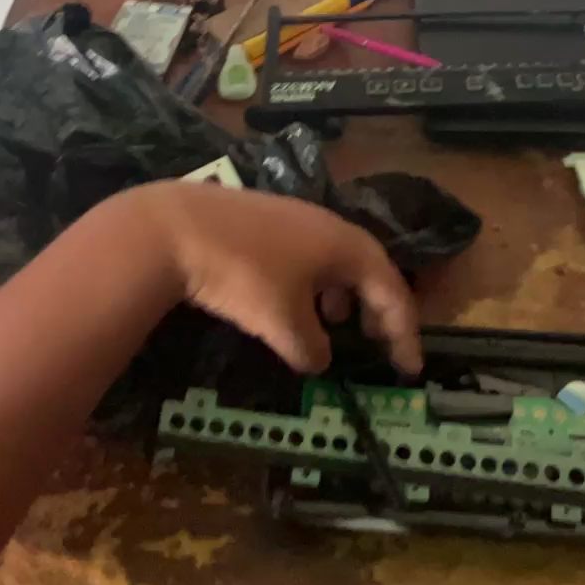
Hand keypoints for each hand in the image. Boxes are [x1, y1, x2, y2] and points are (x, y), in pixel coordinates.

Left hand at [116, 182, 420, 374]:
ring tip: (337, 320)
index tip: (410, 368)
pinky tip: (292, 298)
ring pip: (335, 259)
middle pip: (369, 268)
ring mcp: (294, 216)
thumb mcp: (282, 322)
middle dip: (378, 308)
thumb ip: (310, 347)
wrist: (175, 227)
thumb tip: (318, 358)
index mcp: (346, 246)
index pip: (392, 290)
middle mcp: (328, 224)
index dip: (404, 332)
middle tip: (380, 342)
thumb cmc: (242, 275)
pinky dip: (314, 282)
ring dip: (344, 293)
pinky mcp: (264, 217)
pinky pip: (307, 253)